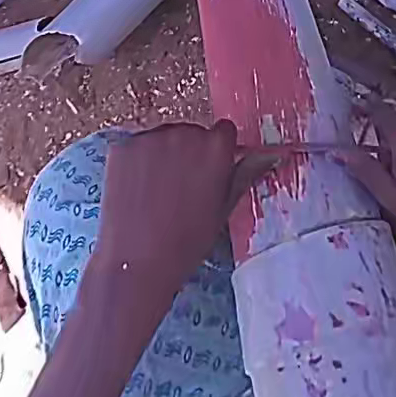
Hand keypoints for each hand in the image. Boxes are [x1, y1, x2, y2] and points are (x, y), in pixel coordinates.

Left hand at [95, 121, 266, 281]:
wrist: (137, 265)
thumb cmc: (188, 240)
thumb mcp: (224, 207)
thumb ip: (246, 173)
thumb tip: (272, 154)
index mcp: (217, 146)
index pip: (223, 131)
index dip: (215, 152)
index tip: (207, 173)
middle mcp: (187, 132)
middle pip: (192, 132)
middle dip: (187, 152)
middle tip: (179, 188)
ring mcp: (152, 137)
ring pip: (163, 137)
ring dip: (162, 154)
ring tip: (155, 191)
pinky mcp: (123, 147)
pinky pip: (135, 146)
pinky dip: (135, 162)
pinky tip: (134, 189)